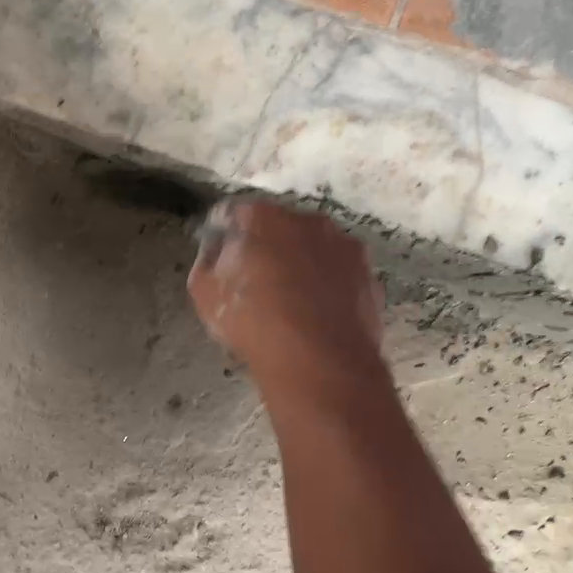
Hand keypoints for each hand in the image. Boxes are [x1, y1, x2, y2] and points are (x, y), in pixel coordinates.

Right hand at [187, 199, 385, 381]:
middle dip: (265, 244)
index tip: (218, 253)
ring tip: (286, 297)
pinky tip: (313, 311)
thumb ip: (207, 261)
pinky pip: (336, 271)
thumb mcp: (204, 292)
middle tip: (252, 276)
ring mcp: (344, 246)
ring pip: (312, 247)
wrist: (320, 360)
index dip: (224, 232)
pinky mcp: (368, 274)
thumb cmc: (253, 321)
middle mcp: (307, 221)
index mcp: (262, 217)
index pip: (235, 212)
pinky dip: (324, 284)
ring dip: (298, 263)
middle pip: (278, 226)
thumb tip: (218, 252)